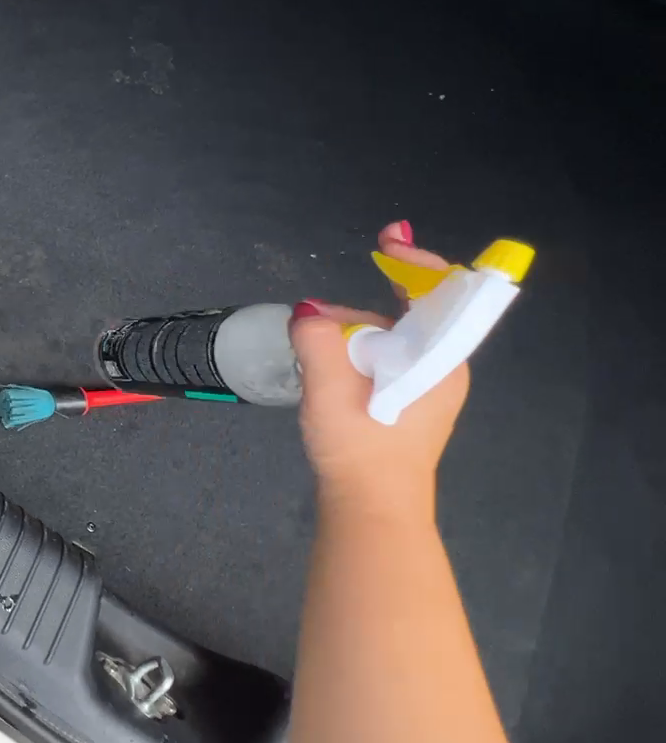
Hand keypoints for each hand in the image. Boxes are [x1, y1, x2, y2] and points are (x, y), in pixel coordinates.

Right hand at [288, 221, 467, 514]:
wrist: (369, 503)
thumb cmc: (360, 446)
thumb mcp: (329, 391)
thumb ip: (318, 342)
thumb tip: (306, 311)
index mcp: (437, 363)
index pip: (437, 299)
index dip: (415, 265)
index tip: (390, 239)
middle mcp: (437, 369)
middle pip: (394, 319)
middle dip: (349, 316)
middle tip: (308, 327)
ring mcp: (420, 386)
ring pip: (380, 341)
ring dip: (342, 339)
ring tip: (309, 360)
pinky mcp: (400, 399)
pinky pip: (375, 359)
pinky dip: (346, 354)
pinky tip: (321, 370)